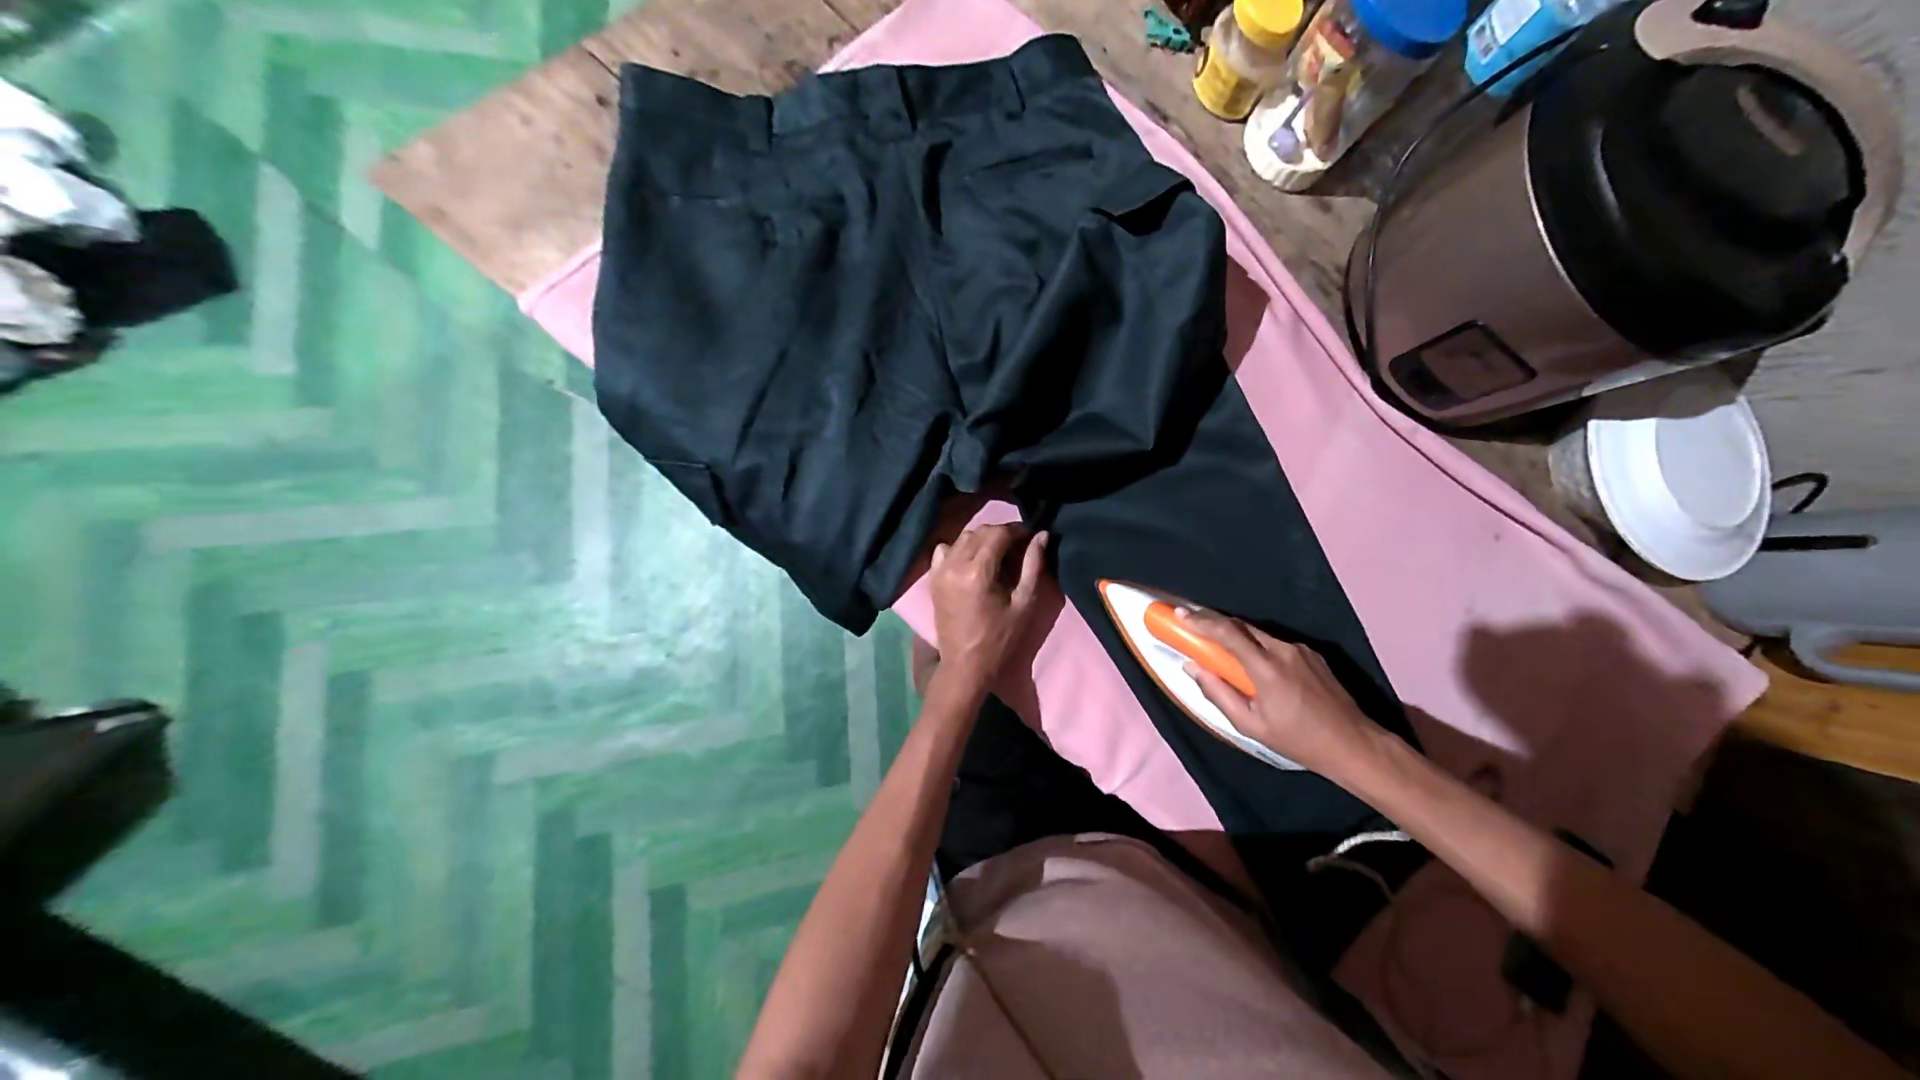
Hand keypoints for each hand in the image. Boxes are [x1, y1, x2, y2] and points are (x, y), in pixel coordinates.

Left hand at [928, 524, 1047, 686]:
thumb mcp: (1024, 604)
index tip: (1031, 537)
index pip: (998, 533)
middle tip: (1019, 547)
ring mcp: (939, 571)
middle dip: (1001, 533)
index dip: (1018, 530)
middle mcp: (954, 564)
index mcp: (977, 571)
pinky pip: (944, 551)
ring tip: (999, 554)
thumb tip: (1041, 536)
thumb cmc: (999, 640)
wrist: (965, 666)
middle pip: (980, 532)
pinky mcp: (933, 579)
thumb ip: (1033, 566)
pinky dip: (959, 548)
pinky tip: (973, 561)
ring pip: (962, 538)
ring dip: (982, 539)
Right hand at [1180, 609, 1381, 778]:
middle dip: (1214, 623)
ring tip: (1221, 647)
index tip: (1179, 615)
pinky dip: (1258, 646)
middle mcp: (1284, 650)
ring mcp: (1301, 650)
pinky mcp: (1313, 655)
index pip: (1227, 633)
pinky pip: (1276, 643)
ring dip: (1237, 636)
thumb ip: (1218, 693)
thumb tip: (1192, 668)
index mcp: (1266, 668)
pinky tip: (1254, 663)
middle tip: (1192, 625)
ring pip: (1259, 634)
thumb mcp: (1250, 725)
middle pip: (1242, 626)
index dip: (1200, 621)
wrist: (1354, 744)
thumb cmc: (1298, 740)